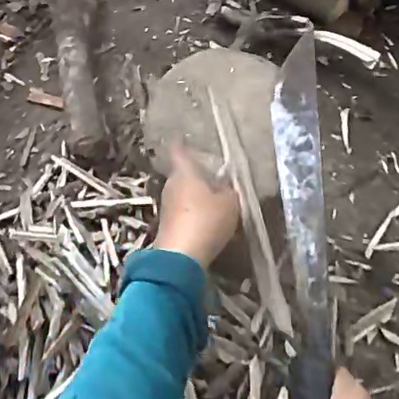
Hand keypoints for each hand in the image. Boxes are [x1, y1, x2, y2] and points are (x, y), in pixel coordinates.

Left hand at [151, 141, 239, 269]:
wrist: (180, 258)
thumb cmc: (206, 220)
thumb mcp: (231, 204)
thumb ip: (231, 191)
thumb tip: (227, 187)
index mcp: (185, 171)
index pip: (179, 150)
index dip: (182, 144)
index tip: (187, 140)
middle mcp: (171, 184)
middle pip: (183, 173)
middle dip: (197, 176)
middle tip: (216, 180)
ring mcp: (166, 205)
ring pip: (183, 193)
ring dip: (196, 197)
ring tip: (216, 204)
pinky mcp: (167, 225)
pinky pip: (183, 212)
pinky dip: (193, 214)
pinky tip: (207, 224)